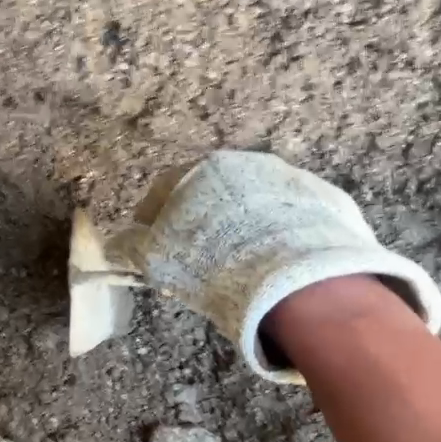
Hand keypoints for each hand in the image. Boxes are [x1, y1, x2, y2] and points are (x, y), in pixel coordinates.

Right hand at [76, 150, 440, 381]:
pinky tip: (274, 265)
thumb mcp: (155, 261)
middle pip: (210, 193)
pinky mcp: (326, 199)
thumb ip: (129, 249)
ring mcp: (290, 178)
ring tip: (238, 263)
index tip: (154, 250)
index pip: (161, 191)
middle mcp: (244, 163)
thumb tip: (114, 246)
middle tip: (196, 258)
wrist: (296, 278)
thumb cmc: (210, 263)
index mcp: (198, 171)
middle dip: (200, 221)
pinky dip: (277, 234)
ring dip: (240, 226)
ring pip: (252, 203)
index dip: (152, 223)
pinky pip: (289, 217)